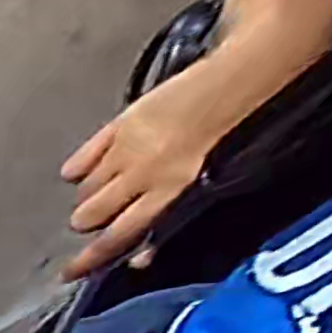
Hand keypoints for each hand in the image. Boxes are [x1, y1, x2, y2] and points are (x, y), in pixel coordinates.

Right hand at [59, 61, 243, 280]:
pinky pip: (84, 156)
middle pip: (87, 216)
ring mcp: (127, 147)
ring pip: (83, 191)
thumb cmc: (257, 124)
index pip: (114, 238)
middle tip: (104, 217)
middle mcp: (140, 174)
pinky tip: (86, 170)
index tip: (68, 273)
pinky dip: (80, 167)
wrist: (263, 59)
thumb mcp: (223, 184)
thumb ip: (174, 221)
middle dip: (91, 222)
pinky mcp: (122, 122)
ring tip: (107, 189)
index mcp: (169, 193)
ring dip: (90, 196)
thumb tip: (139, 259)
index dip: (87, 261)